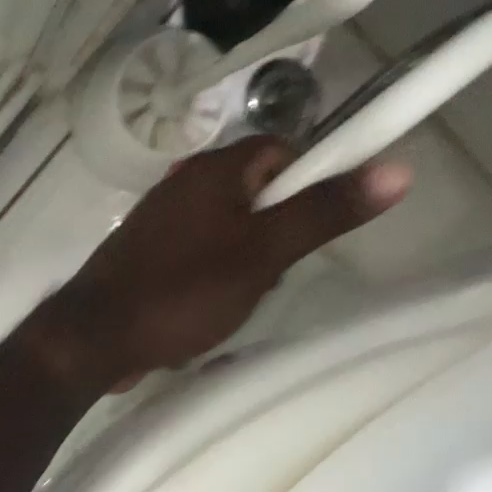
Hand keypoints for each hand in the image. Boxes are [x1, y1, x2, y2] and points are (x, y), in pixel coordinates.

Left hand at [20, 136, 409, 394]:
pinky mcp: (142, 263)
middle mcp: (181, 188)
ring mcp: (156, 227)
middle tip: (266, 276)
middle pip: (253, 198)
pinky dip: (205, 288)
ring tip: (230, 305)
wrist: (94, 339)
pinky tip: (200, 319)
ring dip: (239, 272)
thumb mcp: (264, 254)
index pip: (279, 152)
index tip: (306, 229)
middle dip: (270, 239)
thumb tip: (397, 168)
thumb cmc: (181, 292)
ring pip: (225, 238)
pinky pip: (193, 266)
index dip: (304, 184)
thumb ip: (324, 212)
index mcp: (211, 172)